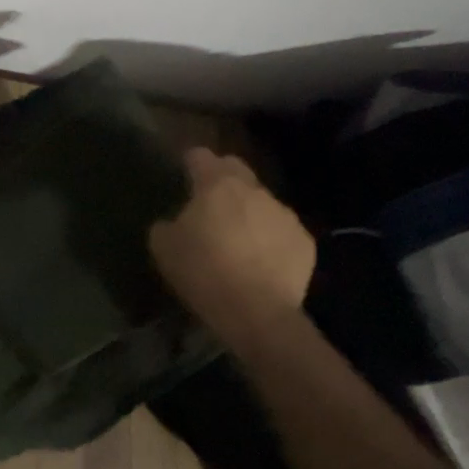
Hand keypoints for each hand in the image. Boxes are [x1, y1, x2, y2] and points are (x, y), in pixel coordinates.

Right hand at [149, 148, 315, 351]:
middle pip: (236, 169)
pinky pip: (280, 229)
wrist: (258, 313)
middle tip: (207, 200)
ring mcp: (284, 215)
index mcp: (216, 184)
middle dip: (221, 177)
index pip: (200, 155)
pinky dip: (268, 237)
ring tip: (236, 237)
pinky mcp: (305, 242)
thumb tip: (175, 222)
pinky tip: (259, 260)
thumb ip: (167, 223)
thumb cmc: (204, 271)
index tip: (182, 173)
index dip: (189, 163)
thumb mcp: (163, 246)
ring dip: (247, 210)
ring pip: (261, 201)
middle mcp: (254, 191)